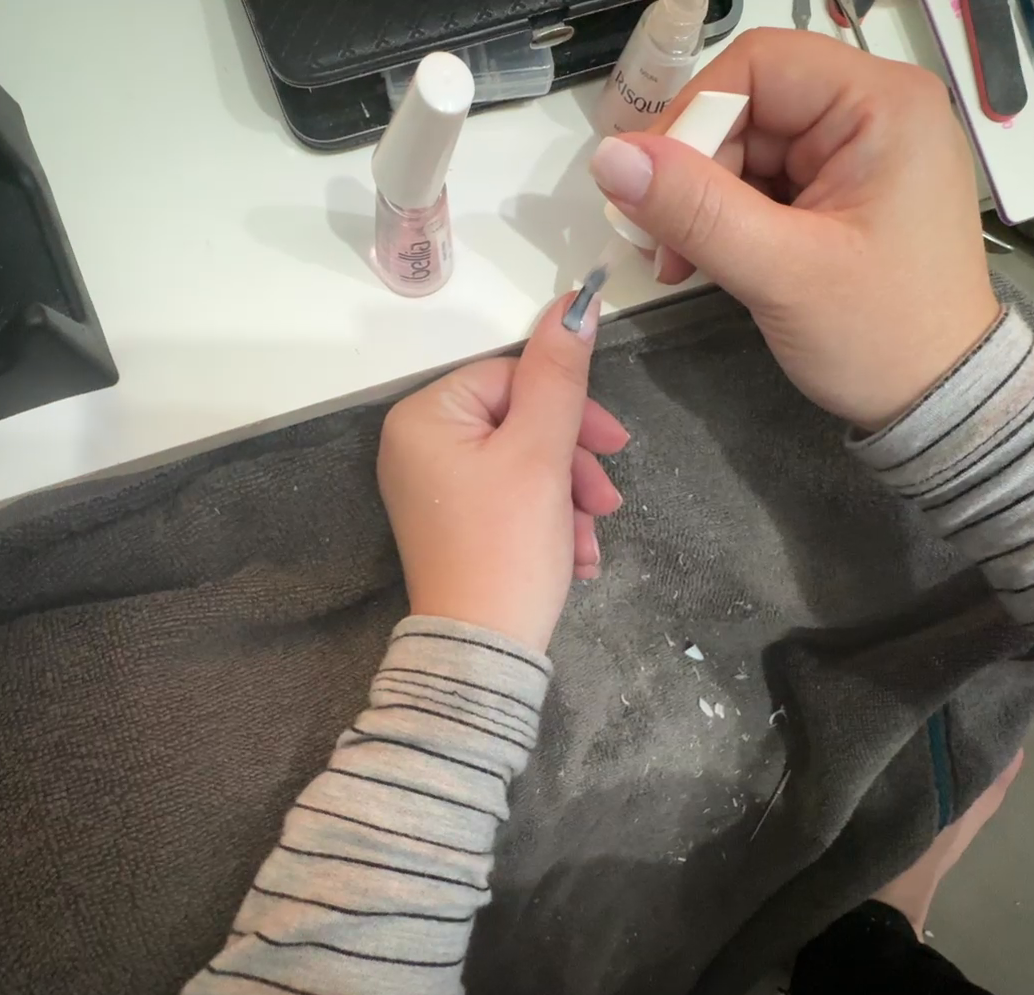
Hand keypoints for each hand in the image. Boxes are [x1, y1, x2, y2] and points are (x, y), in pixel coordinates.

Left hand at [378, 293, 630, 651]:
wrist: (485, 652)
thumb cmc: (508, 545)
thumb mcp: (541, 453)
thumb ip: (559, 375)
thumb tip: (576, 302)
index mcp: (424, 418)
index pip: (511, 379)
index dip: (569, 409)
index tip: (615, 445)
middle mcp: (417, 447)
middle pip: (518, 425)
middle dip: (572, 466)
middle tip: (609, 505)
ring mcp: (434, 489)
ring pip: (522, 467)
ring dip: (567, 501)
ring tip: (591, 544)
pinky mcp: (453, 523)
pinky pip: (508, 500)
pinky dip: (547, 522)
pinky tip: (575, 557)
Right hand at [587, 29, 1000, 429]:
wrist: (936, 399)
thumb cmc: (878, 335)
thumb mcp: (781, 273)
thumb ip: (695, 211)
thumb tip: (609, 159)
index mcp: (878, 105)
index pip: (757, 67)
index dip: (691, 119)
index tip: (650, 190)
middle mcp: (869, 115)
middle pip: (746, 112)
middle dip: (692, 177)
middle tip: (661, 249)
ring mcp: (853, 159)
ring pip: (746, 155)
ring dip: (700, 207)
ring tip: (680, 265)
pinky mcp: (837, 199)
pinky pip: (761, 190)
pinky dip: (724, 223)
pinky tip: (707, 262)